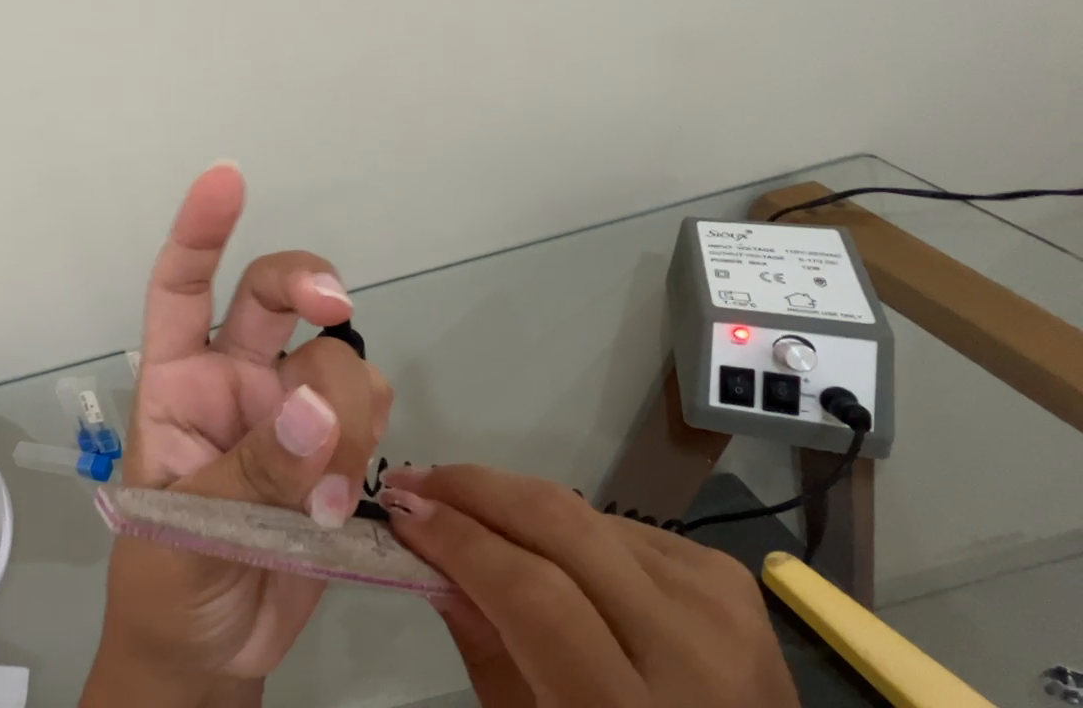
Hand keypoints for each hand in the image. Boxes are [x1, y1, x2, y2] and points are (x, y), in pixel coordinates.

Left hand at [82, 163, 391, 706]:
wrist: (213, 653)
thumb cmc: (167, 582)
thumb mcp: (186, 527)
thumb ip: (254, 469)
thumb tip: (318, 402)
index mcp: (176, 381)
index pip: (181, 286)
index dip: (200, 230)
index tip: (227, 178)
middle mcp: (235, 378)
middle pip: (276, 295)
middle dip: (309, 286)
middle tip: (336, 311)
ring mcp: (289, 411)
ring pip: (339, 361)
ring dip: (345, 415)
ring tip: (320, 505)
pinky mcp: (335, 450)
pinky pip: (370, 413)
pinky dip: (369, 445)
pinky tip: (342, 510)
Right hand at [378, 465, 798, 707]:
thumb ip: (480, 639)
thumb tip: (423, 544)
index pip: (532, 592)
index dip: (457, 539)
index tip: (398, 509)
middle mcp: (690, 649)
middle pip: (560, 526)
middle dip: (473, 488)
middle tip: (413, 479)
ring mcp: (717, 604)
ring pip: (582, 514)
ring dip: (510, 501)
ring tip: (462, 505)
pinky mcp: (728, 577)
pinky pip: (618, 525)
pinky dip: (565, 525)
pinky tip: (540, 541)